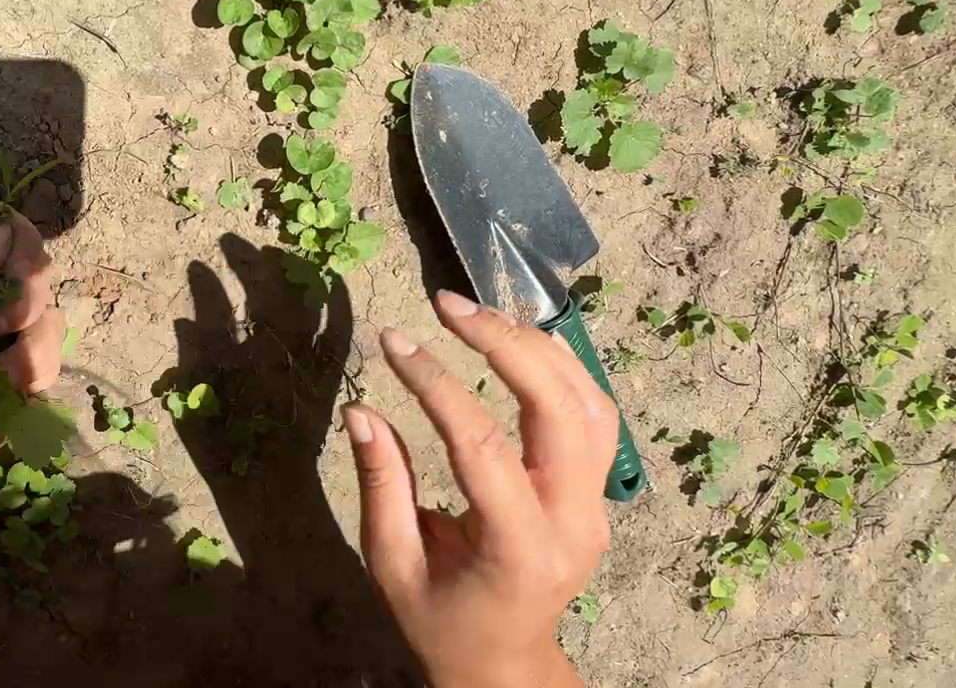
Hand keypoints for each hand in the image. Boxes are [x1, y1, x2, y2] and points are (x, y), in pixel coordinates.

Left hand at [0, 212, 65, 544]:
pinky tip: (17, 393)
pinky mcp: (15, 374)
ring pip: (43, 308)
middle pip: (22, 263)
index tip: (16, 256)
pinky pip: (48, 349)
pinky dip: (38, 369)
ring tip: (4, 372)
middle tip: (2, 325)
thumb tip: (1, 226)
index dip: (5, 234)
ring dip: (32, 340)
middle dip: (25, 293)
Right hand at [341, 290, 618, 687]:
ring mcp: (596, 506)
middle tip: (445, 304)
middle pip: (561, 411)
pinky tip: (520, 337)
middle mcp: (574, 522)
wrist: (505, 663)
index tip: (391, 342)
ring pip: (590, 404)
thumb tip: (359, 410)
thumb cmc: (439, 618)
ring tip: (477, 312)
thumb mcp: (392, 561)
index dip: (435, 385)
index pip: (481, 445)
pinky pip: (593, 415)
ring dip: (534, 346)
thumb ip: (381, 482)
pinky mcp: (595, 493)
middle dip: (503, 344)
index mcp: (519, 548)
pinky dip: (560, 365)